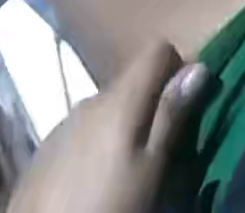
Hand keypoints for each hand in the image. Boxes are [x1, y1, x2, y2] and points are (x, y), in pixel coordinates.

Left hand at [7, 42, 209, 212]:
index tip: (188, 102)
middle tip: (164, 146)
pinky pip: (85, 128)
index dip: (178, 66)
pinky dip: (100, 141)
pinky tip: (96, 181)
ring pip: (110, 105)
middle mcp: (91, 97)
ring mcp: (64, 121)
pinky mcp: (45, 149)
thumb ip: (171, 116)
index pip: (157, 48)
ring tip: (130, 168)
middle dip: (154, 101)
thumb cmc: (105, 210)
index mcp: (120, 97)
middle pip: (134, 79)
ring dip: (126, 123)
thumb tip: (199, 66)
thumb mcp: (150, 171)